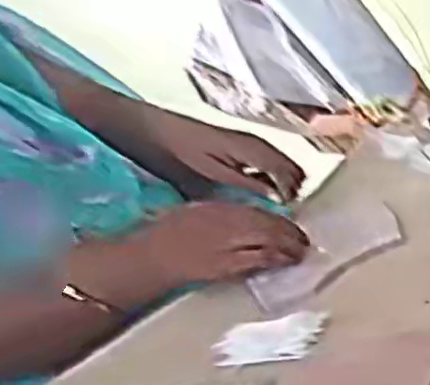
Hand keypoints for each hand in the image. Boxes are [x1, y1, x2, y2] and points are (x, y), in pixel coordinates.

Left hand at [120, 203, 309, 289]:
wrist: (144, 255)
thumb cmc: (192, 266)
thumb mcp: (232, 266)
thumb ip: (262, 257)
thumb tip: (291, 255)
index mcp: (238, 227)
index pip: (278, 231)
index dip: (296, 243)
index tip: (307, 254)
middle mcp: (227, 212)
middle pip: (268, 218)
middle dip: (289, 231)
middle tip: (303, 246)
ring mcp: (212, 208)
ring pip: (253, 212)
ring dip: (273, 224)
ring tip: (285, 237)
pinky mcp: (200, 209)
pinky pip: (236, 209)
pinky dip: (253, 219)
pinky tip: (256, 229)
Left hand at [138, 110, 304, 201]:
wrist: (134, 124)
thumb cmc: (171, 150)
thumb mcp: (213, 174)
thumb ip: (251, 186)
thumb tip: (282, 201)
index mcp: (256, 150)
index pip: (293, 177)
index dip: (294, 198)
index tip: (286, 216)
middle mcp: (259, 145)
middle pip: (295, 173)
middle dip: (294, 193)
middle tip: (281, 212)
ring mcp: (250, 143)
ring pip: (285, 170)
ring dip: (284, 187)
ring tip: (271, 205)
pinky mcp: (240, 145)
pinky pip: (271, 166)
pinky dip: (272, 180)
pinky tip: (257, 192)